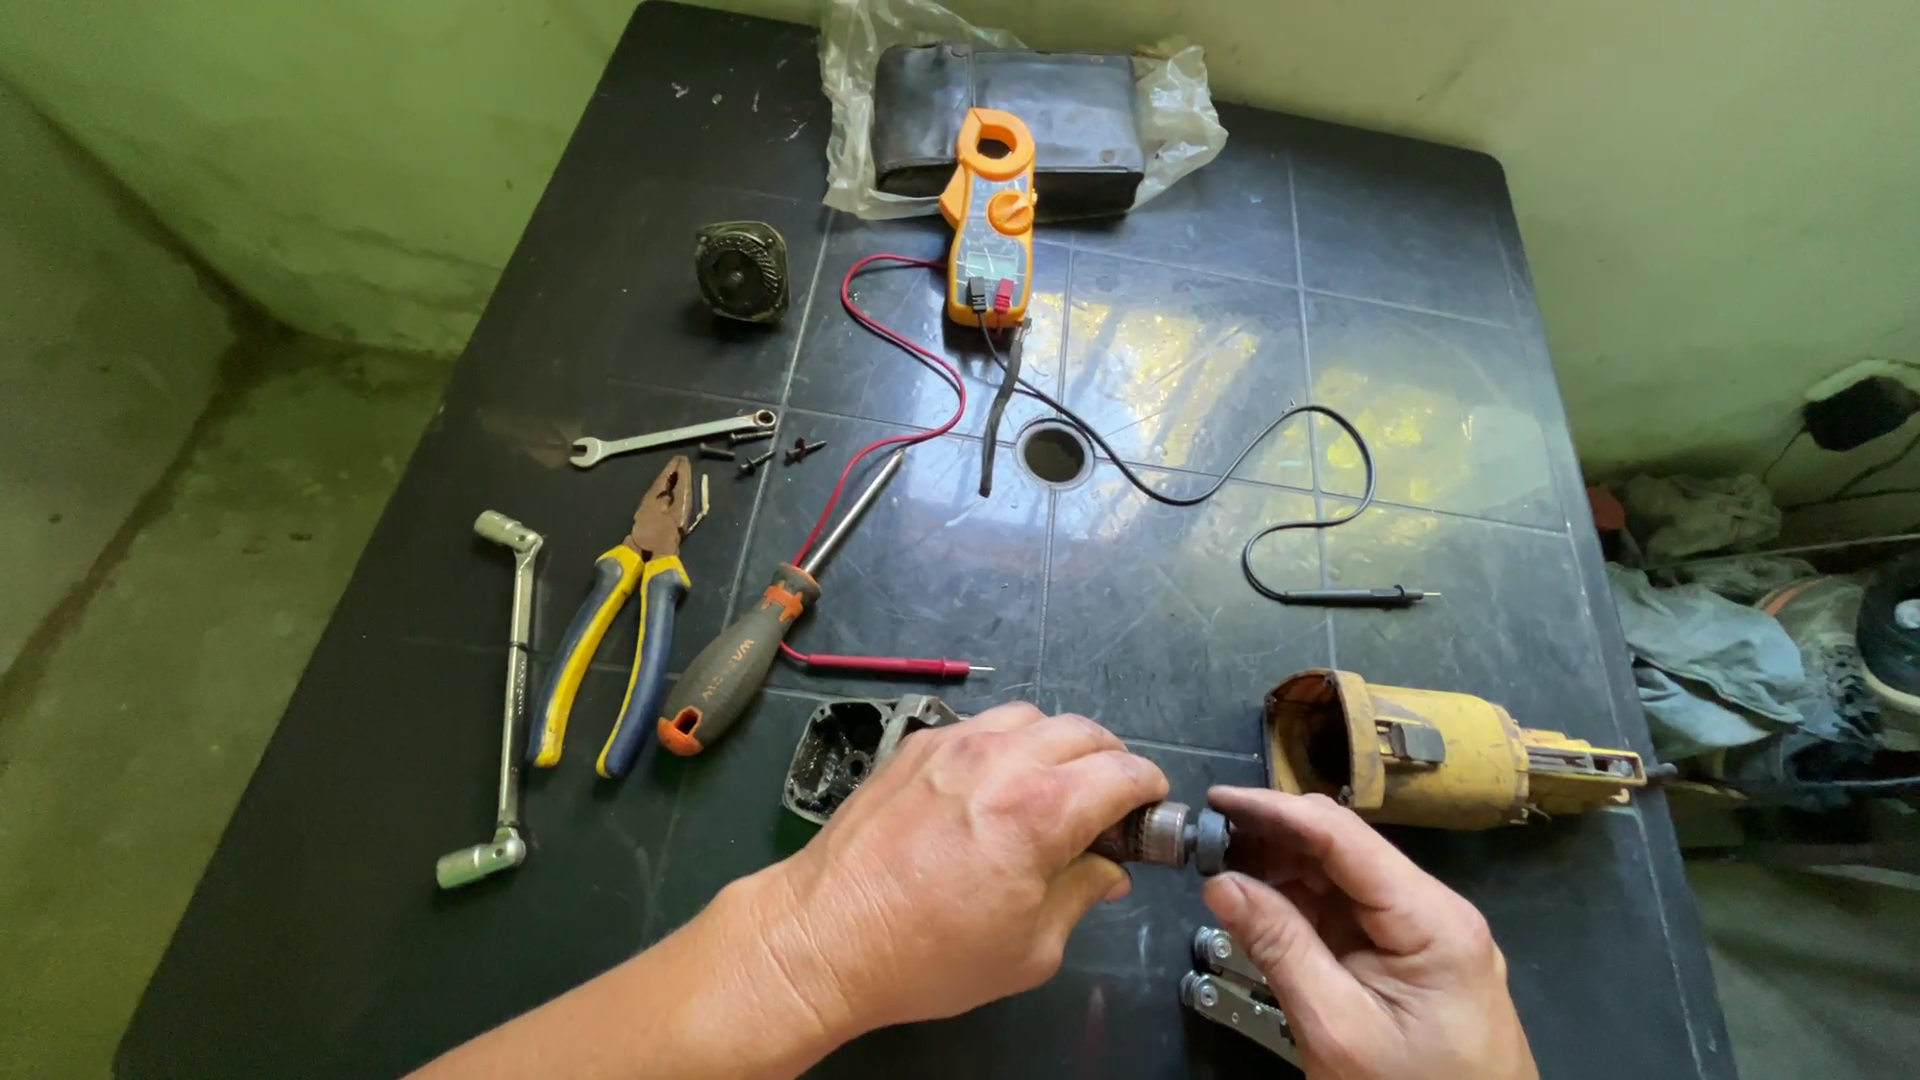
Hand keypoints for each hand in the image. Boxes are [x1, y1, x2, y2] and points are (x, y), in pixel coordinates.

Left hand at [753, 702, 1167, 1035]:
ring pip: (1030, 717)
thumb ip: (1081, 894)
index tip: (1150, 805)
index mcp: (1039, 809)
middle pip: (1082, 730)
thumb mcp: (1030, 948)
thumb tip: (1109, 870)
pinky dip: (1006, 742)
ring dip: (1057, 743)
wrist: (829, 931)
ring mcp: (955, 742)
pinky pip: (980, 725)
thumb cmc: (933, 954)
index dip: (1148, 786)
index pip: (1121, 771)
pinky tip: (993, 780)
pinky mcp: (919, 743)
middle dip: (1109, 758)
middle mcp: (1001, 758)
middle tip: (1108, 798)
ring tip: (1051, 781)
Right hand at [1202, 788, 1536, 1079]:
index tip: (1216, 799)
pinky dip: (1294, 895)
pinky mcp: (1404, 949)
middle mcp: (1432, 907)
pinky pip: (1341, 903)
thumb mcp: (1336, 1029)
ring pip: (1336, 869)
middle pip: (1340, 844)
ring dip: (1277, 863)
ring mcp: (1419, 928)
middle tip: (1207, 839)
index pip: (1341, 836)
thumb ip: (1277, 947)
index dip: (1274, 809)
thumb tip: (1217, 881)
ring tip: (1221, 865)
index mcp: (1432, 920)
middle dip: (1271, 834)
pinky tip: (1256, 898)